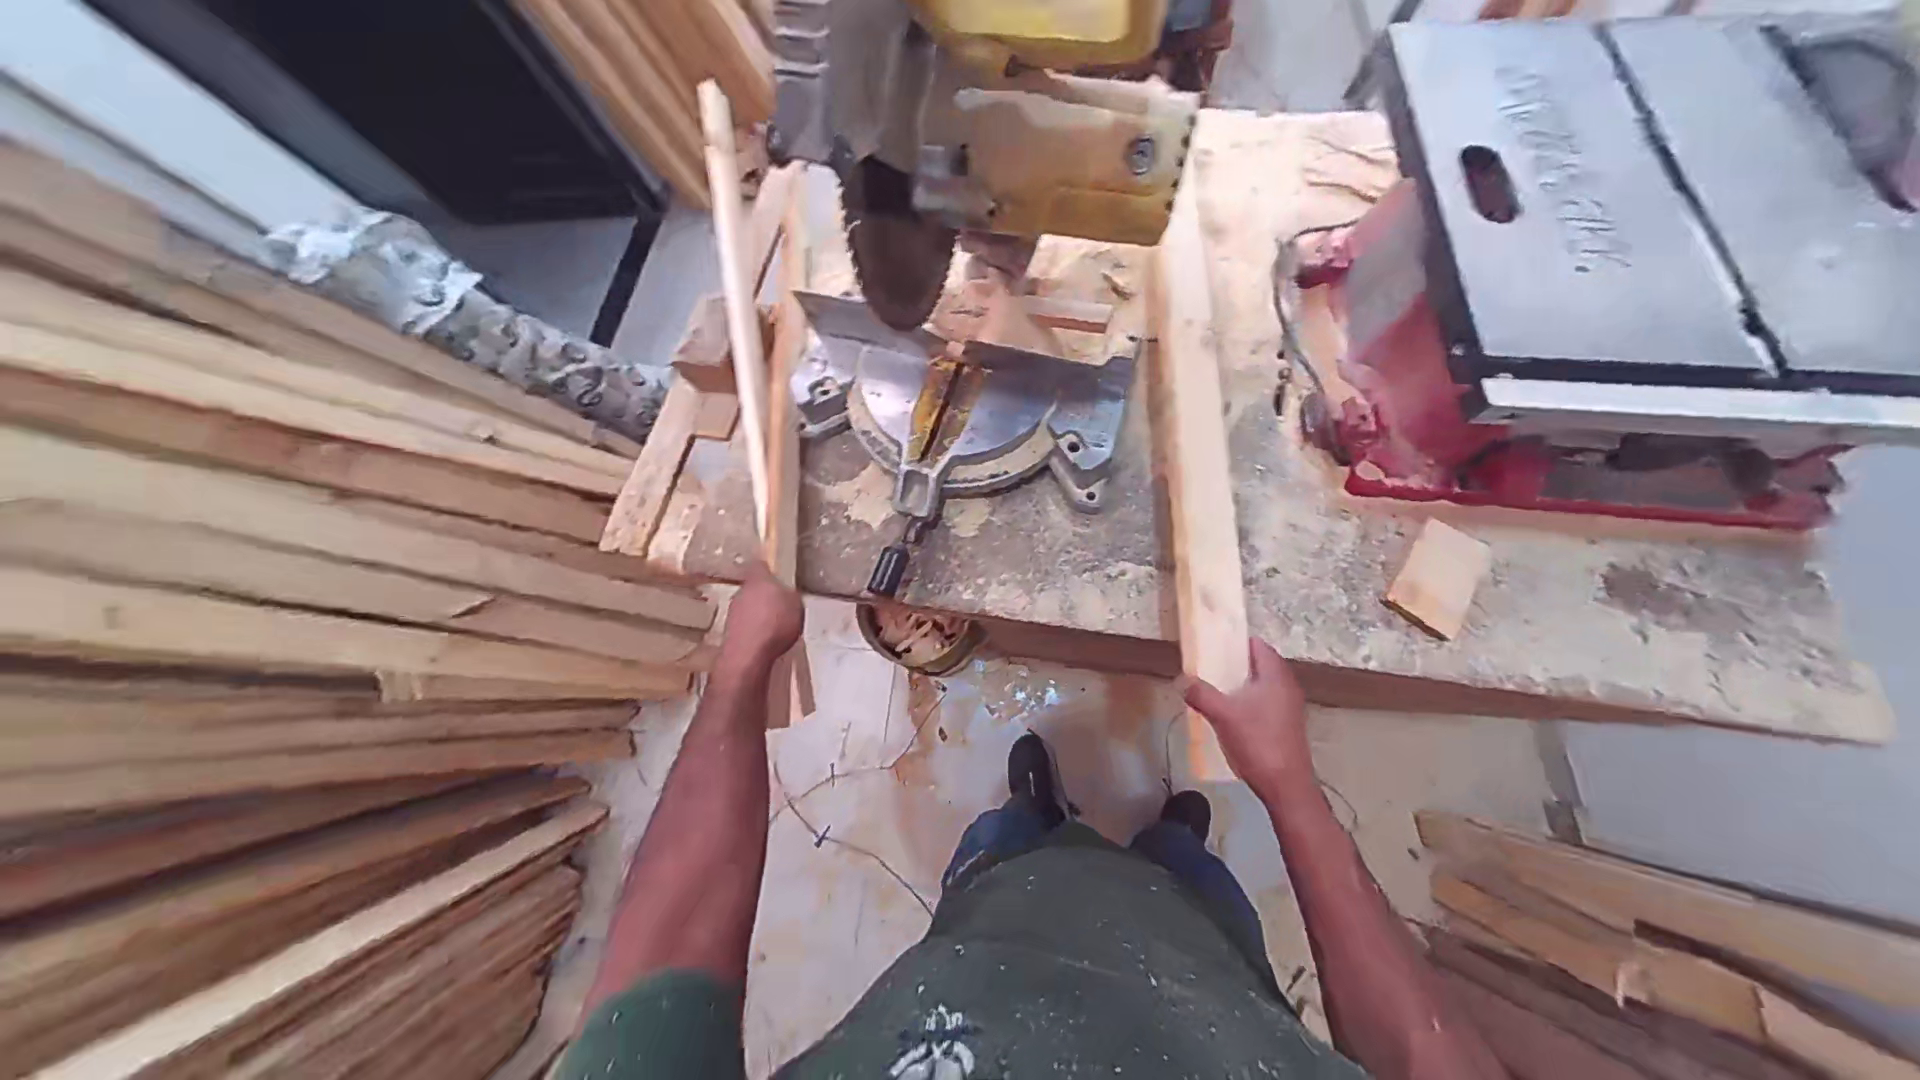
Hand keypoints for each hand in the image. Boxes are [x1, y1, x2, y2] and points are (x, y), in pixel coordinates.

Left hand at [719, 561, 803, 670]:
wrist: (748, 654)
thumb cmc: (776, 623)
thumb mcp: (797, 605)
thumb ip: (790, 594)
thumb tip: (785, 593)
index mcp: (759, 579)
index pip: (759, 566)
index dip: (768, 570)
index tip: (777, 576)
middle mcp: (741, 591)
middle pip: (753, 588)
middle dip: (764, 595)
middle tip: (780, 605)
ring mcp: (732, 610)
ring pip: (747, 605)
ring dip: (758, 612)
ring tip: (774, 625)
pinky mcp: (729, 629)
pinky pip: (745, 623)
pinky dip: (753, 628)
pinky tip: (765, 639)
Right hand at [1184, 638, 1313, 792]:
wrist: (1285, 786)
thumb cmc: (1258, 742)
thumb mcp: (1222, 715)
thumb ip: (1200, 694)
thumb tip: (1181, 680)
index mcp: (1276, 677)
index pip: (1258, 646)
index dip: (1235, 641)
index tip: (1212, 644)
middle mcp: (1287, 687)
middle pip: (1258, 664)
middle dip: (1233, 663)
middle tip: (1207, 666)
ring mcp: (1288, 707)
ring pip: (1260, 685)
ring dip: (1238, 684)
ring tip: (1212, 688)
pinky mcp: (1285, 725)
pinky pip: (1263, 701)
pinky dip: (1246, 700)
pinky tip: (1227, 712)